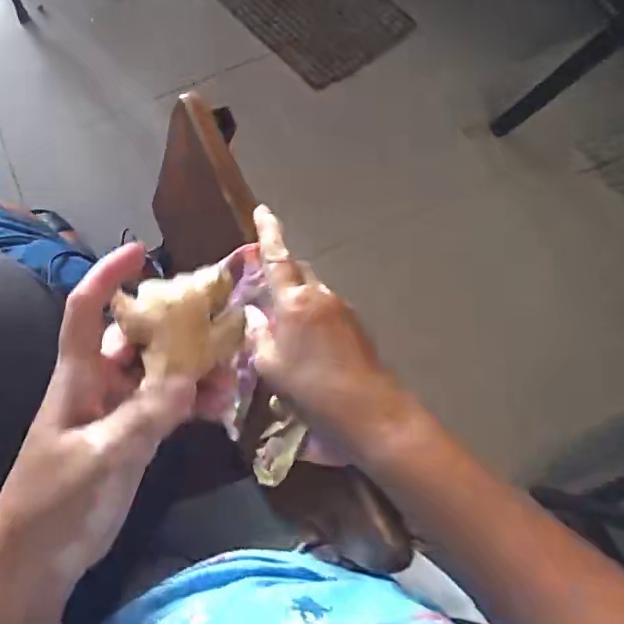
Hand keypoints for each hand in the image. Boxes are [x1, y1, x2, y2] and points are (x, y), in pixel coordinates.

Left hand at [0, 243, 196, 587]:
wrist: (35, 564)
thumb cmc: (54, 503)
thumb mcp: (101, 458)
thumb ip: (145, 418)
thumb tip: (190, 380)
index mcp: (77, 375)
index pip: (86, 309)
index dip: (108, 275)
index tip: (141, 251)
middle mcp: (96, 383)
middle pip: (135, 337)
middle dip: (174, 325)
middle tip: (218, 321)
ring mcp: (114, 411)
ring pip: (156, 372)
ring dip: (191, 367)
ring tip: (230, 373)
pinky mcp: (129, 439)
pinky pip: (164, 406)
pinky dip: (189, 401)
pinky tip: (219, 405)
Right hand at [245, 205, 418, 460]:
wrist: (370, 412)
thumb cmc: (311, 388)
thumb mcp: (269, 365)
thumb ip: (257, 335)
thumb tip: (252, 316)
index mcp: (294, 301)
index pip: (277, 258)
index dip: (268, 233)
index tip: (263, 210)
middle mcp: (320, 296)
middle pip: (297, 271)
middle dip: (280, 271)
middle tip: (262, 287)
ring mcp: (343, 310)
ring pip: (312, 291)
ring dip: (296, 299)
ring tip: (282, 327)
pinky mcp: (356, 327)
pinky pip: (325, 310)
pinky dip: (311, 316)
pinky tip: (305, 345)